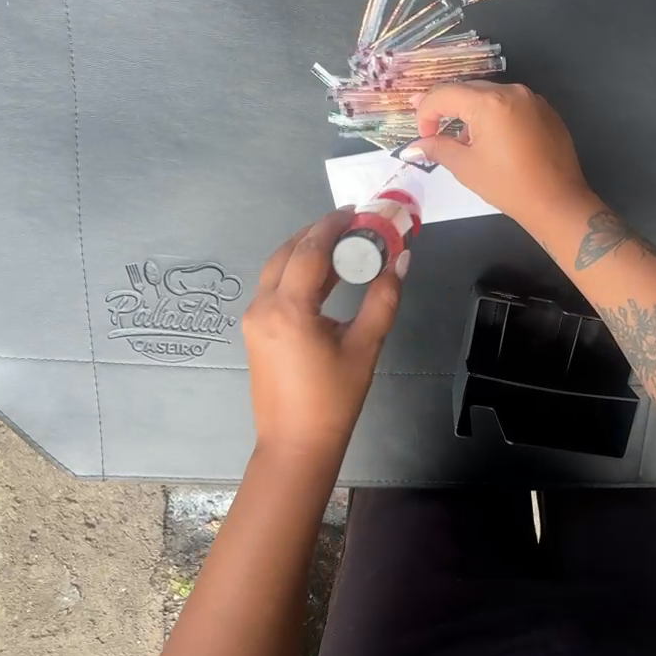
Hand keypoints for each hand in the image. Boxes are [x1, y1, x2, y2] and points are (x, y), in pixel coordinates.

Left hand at [243, 209, 402, 458]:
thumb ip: (382, 299)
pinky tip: (325, 277)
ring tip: (341, 245)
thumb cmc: (334, 399)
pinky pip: (275, 288)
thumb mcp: (365, 347)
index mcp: (288, 308)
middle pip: (287, 252)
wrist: (296, 443)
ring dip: (306, 251)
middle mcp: (263, 306)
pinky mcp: (256, 331)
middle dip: (318, 233)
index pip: (310, 250)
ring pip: (277, 268)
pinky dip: (298, 273)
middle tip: (351, 224)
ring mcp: (254, 319)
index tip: (357, 212)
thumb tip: (400, 261)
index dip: (333, 226)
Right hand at [408, 81, 596, 227]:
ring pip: (491, 96)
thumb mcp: (466, 167)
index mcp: (489, 102)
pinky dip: (496, 116)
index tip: (424, 136)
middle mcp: (512, 91)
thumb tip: (414, 146)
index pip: (444, 94)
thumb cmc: (508, 186)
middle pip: (468, 90)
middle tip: (433, 129)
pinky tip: (494, 142)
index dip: (426, 112)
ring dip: (472, 113)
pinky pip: (512, 105)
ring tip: (466, 141)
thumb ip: (438, 148)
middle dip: (448, 109)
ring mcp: (532, 99)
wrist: (557, 201)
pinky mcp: (546, 111)